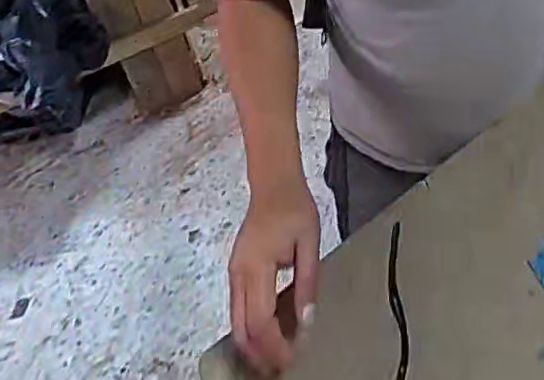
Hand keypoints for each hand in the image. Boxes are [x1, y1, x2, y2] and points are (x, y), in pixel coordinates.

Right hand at [230, 183, 320, 375]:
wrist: (274, 183)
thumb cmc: (294, 207)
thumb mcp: (310, 241)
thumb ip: (308, 281)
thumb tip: (306, 321)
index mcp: (257, 266)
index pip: (261, 321)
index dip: (275, 346)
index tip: (292, 356)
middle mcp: (239, 273)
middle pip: (242, 329)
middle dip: (260, 355)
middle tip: (281, 367)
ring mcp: (234, 272)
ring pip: (235, 322)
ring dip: (253, 344)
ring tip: (275, 356)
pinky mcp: (235, 269)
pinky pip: (237, 308)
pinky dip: (249, 327)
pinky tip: (267, 331)